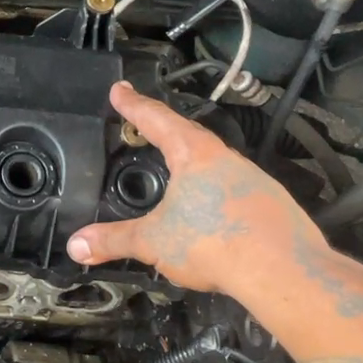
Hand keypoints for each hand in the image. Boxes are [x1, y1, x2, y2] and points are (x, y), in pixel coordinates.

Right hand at [66, 82, 326, 292]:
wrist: (284, 273)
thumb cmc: (217, 244)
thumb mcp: (152, 242)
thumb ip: (112, 241)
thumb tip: (77, 245)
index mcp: (195, 155)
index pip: (156, 119)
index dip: (134, 104)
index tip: (121, 89)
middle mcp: (227, 160)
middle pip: (188, 136)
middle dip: (163, 130)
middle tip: (144, 125)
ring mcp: (252, 181)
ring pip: (213, 163)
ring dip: (190, 164)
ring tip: (172, 172)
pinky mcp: (268, 206)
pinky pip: (231, 190)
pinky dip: (211, 194)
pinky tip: (204, 212)